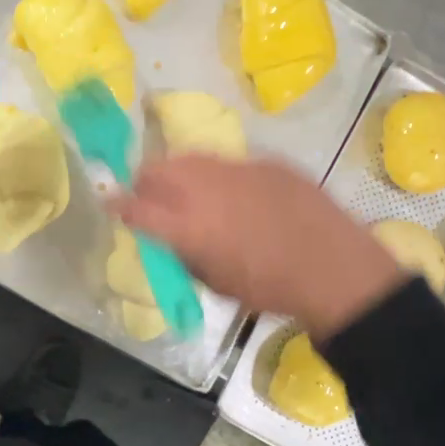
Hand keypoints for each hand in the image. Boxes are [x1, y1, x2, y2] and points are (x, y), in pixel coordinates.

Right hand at [116, 155, 405, 338]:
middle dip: (144, 181)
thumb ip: (184, 253)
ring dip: (177, 172)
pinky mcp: (267, 162)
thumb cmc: (269, 288)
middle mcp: (206, 189)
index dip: (117, 204)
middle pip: (157, 169)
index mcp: (188, 226)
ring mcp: (238, 170)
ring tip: (184, 190)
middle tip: (146, 196)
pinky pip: (228, 162)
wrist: (334, 269)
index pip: (136, 206)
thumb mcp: (214, 281)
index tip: (110, 204)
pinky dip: (217, 175)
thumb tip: (171, 238)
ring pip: (190, 157)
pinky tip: (231, 194)